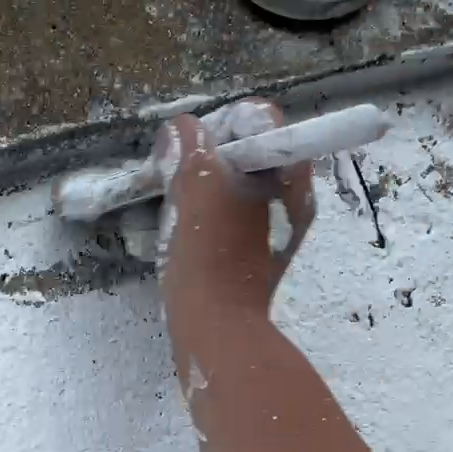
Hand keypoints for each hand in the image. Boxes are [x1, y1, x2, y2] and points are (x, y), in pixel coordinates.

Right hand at [154, 99, 315, 319]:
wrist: (215, 332)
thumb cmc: (207, 263)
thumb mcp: (193, 191)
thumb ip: (187, 148)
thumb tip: (176, 131)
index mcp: (284, 172)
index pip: (254, 118)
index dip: (216, 125)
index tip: (185, 151)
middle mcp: (286, 194)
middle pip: (241, 152)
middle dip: (201, 158)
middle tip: (169, 177)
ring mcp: (270, 227)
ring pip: (229, 186)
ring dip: (194, 188)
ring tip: (166, 206)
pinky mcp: (251, 256)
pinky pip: (225, 219)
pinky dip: (200, 219)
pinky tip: (176, 235)